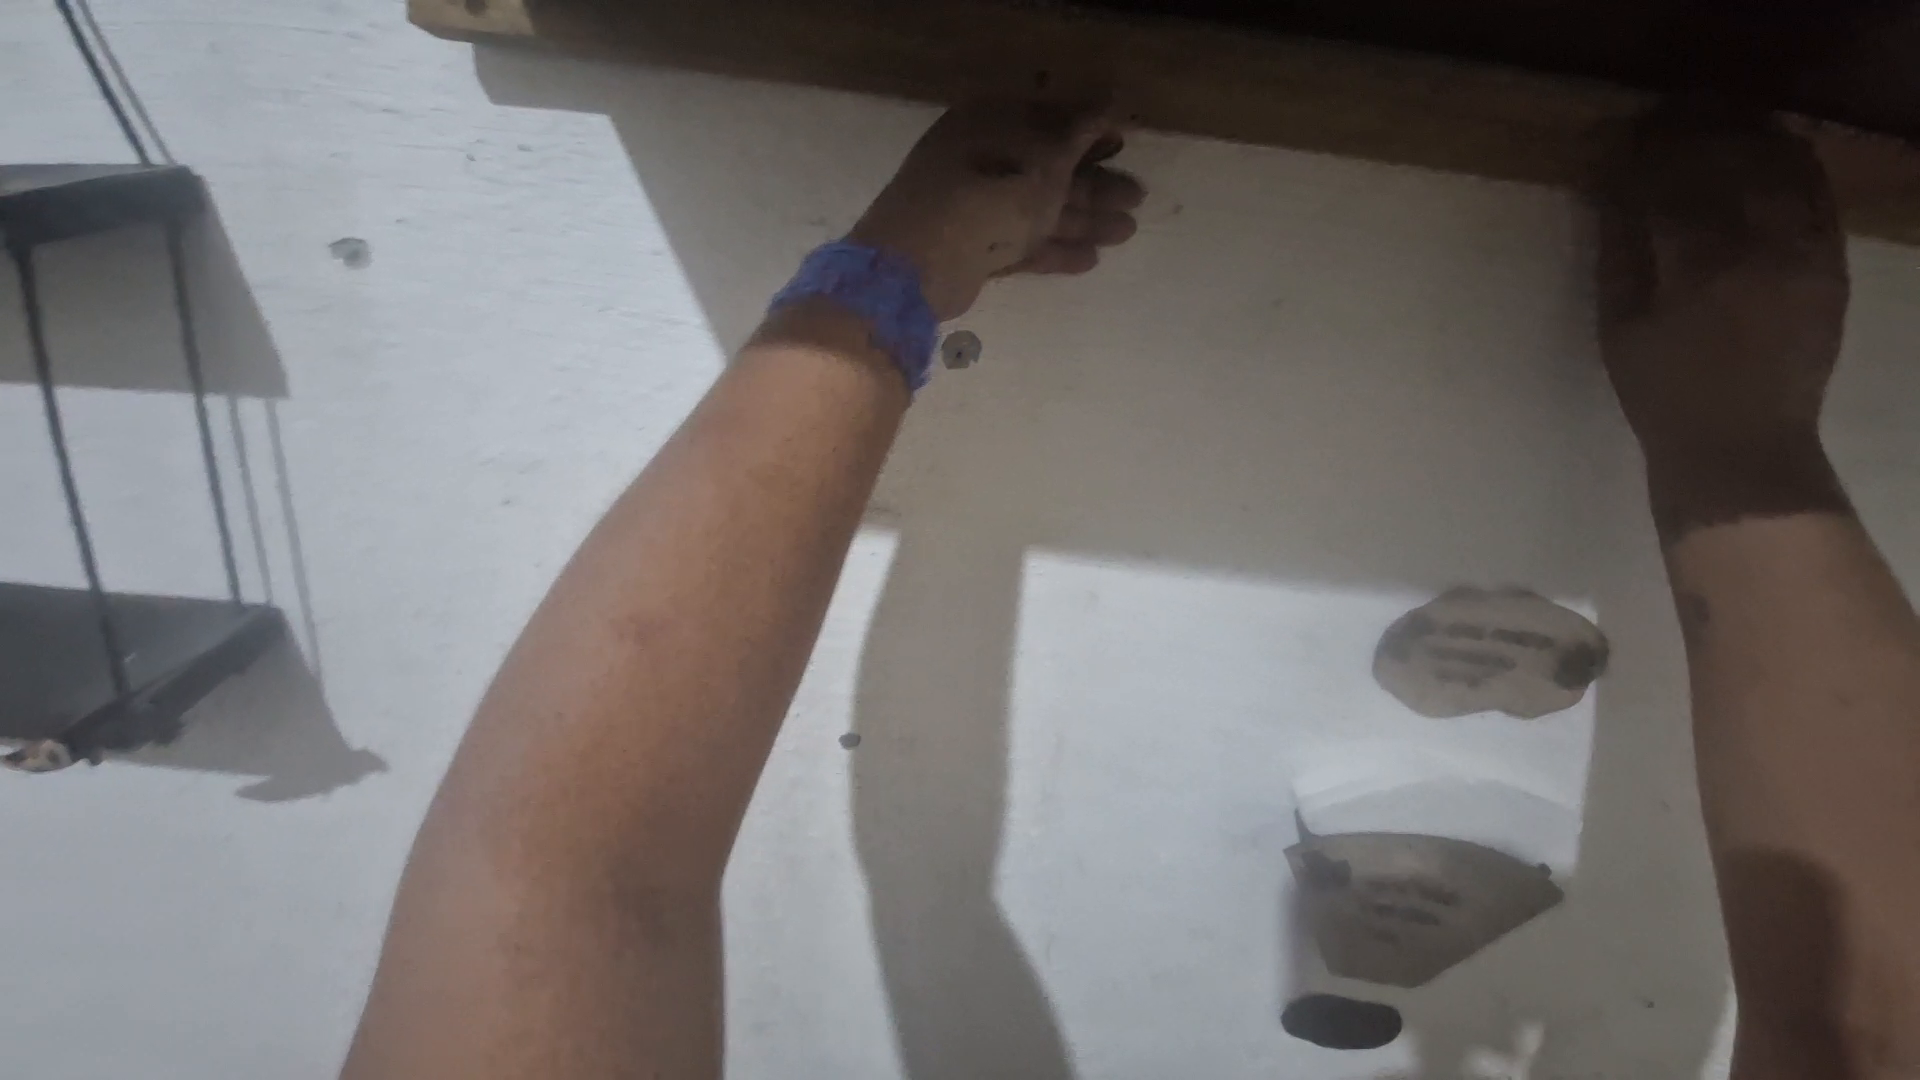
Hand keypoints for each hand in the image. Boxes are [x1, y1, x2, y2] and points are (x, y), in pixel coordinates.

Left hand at [849, 99, 1144, 320]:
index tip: (1124, 144)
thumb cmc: (994, 189)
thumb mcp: (1047, 151)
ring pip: (1039, 211)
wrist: (927, 258)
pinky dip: (1054, 252)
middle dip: (1096, 185)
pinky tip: (1089, 260)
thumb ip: (1083, 127)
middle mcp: (984, 160)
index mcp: (995, 121)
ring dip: (1084, 221)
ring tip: (1126, 232)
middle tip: (1137, 199)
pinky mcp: (974, 251)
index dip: (1090, 133)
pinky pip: (1022, 247)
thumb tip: (1113, 98)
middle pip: (1048, 171)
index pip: (1049, 121)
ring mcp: (977, 208)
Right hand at [1595, 104, 1852, 532]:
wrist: (1741, 440)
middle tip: (1668, 117)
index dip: (1647, 159)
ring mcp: (1808, 251)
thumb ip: (1621, 262)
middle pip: (1731, 168)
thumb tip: (1616, 203)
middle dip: (1697, 135)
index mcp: (1697, 270)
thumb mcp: (1621, 333)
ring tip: (1719, 119)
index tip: (1625, 139)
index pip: (1671, 190)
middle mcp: (1763, 248)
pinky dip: (1794, 165)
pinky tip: (1770, 151)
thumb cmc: (1660, 393)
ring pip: (1785, 171)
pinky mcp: (1834, 262)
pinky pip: (1820, 195)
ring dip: (1750, 137)